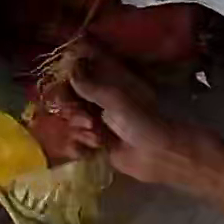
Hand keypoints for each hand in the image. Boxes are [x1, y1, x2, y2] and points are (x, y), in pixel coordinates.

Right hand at [67, 51, 213, 183]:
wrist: (159, 155)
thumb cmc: (142, 122)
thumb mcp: (116, 99)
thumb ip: (90, 85)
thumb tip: (69, 68)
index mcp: (106, 81)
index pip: (76, 70)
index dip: (65, 77)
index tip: (63, 87)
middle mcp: (97, 98)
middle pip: (66, 96)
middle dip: (70, 110)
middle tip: (86, 120)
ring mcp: (94, 120)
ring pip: (68, 120)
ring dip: (77, 130)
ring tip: (96, 138)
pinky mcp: (94, 142)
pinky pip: (73, 141)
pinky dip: (77, 146)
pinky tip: (89, 150)